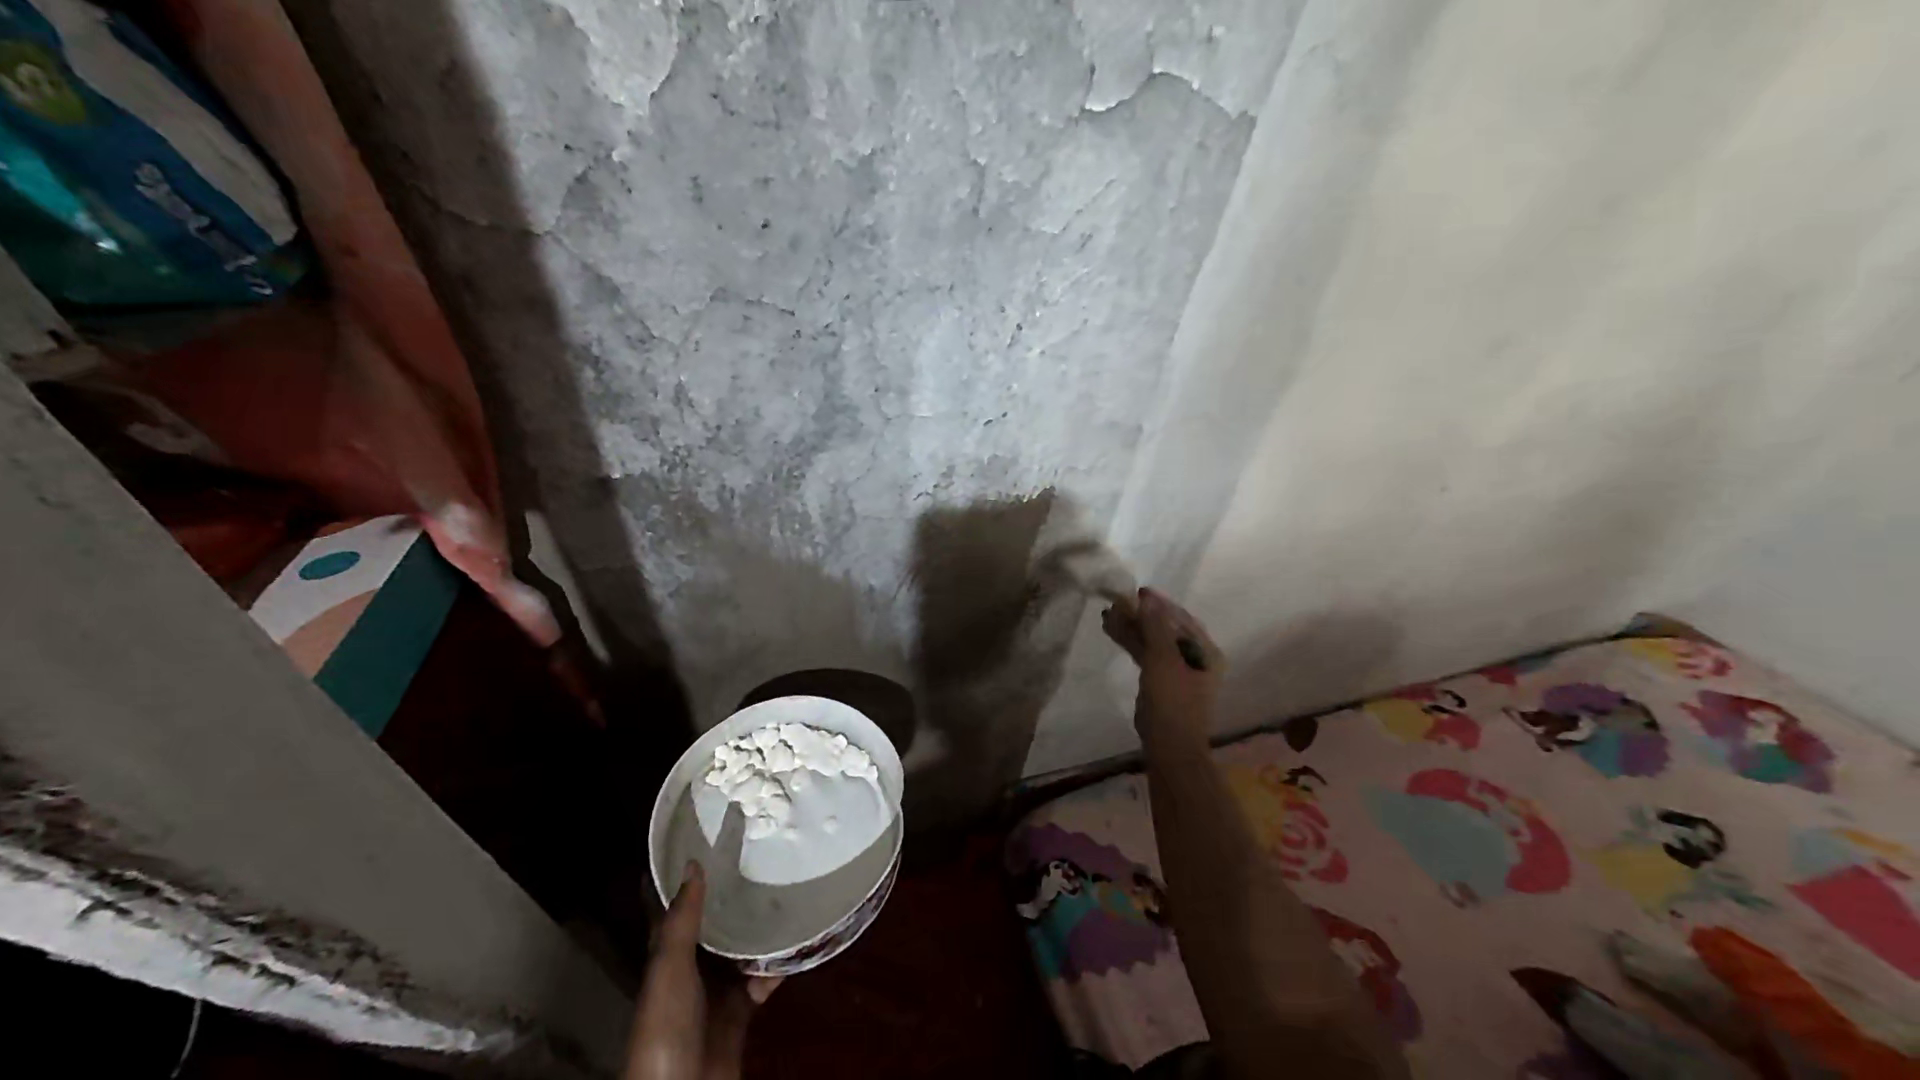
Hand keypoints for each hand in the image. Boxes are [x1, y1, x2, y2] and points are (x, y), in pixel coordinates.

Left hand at [624, 861, 781, 1079]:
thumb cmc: (666, 1026)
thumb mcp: (669, 969)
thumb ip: (683, 920)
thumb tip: (693, 863)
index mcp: (666, 956)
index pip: (669, 908)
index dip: (677, 878)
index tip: (698, 841)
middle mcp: (691, 969)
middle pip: (711, 925)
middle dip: (729, 895)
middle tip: (757, 854)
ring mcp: (717, 990)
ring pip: (740, 948)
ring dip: (758, 925)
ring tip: (785, 885)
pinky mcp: (741, 1010)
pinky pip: (764, 979)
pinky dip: (780, 962)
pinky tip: (800, 937)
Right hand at [1101, 588, 1222, 743]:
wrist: (1170, 744)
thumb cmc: (1173, 699)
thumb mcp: (1163, 657)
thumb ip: (1155, 625)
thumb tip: (1148, 597)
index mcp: (1206, 651)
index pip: (1181, 618)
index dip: (1159, 603)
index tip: (1136, 591)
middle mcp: (1196, 657)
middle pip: (1166, 628)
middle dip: (1141, 614)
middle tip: (1117, 601)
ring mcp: (1177, 671)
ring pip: (1153, 641)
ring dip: (1133, 627)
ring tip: (1109, 614)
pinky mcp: (1161, 682)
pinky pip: (1146, 655)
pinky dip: (1131, 643)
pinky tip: (1114, 632)